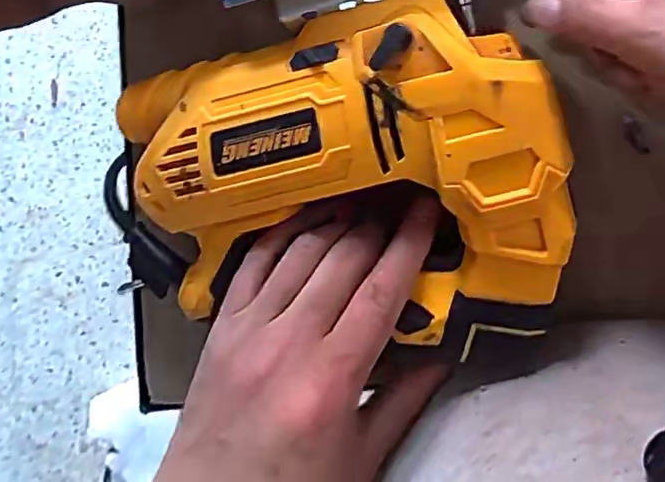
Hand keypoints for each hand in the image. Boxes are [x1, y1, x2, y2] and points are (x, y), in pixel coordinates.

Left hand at [158, 200, 450, 481]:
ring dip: (337, 220)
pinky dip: (284, 231)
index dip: (409, 243)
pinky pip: (256, 259)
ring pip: (303, 249)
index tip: (425, 215)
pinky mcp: (223, 324)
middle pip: (345, 257)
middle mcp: (288, 345)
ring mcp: (250, 329)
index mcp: (329, 382)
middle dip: (380, 225)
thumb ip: (403, 402)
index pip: (381, 290)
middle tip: (400, 209)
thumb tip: (440, 357)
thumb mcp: (359, 459)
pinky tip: (306, 219)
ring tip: (363, 208)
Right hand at [521, 0, 664, 160]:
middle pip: (614, 2)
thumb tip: (531, 3)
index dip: (564, 5)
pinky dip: (660, 67)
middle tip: (623, 73)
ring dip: (632, 61)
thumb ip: (583, 17)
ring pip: (638, 29)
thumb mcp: (642, 38)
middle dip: (608, 42)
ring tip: (653, 85)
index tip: (546, 41)